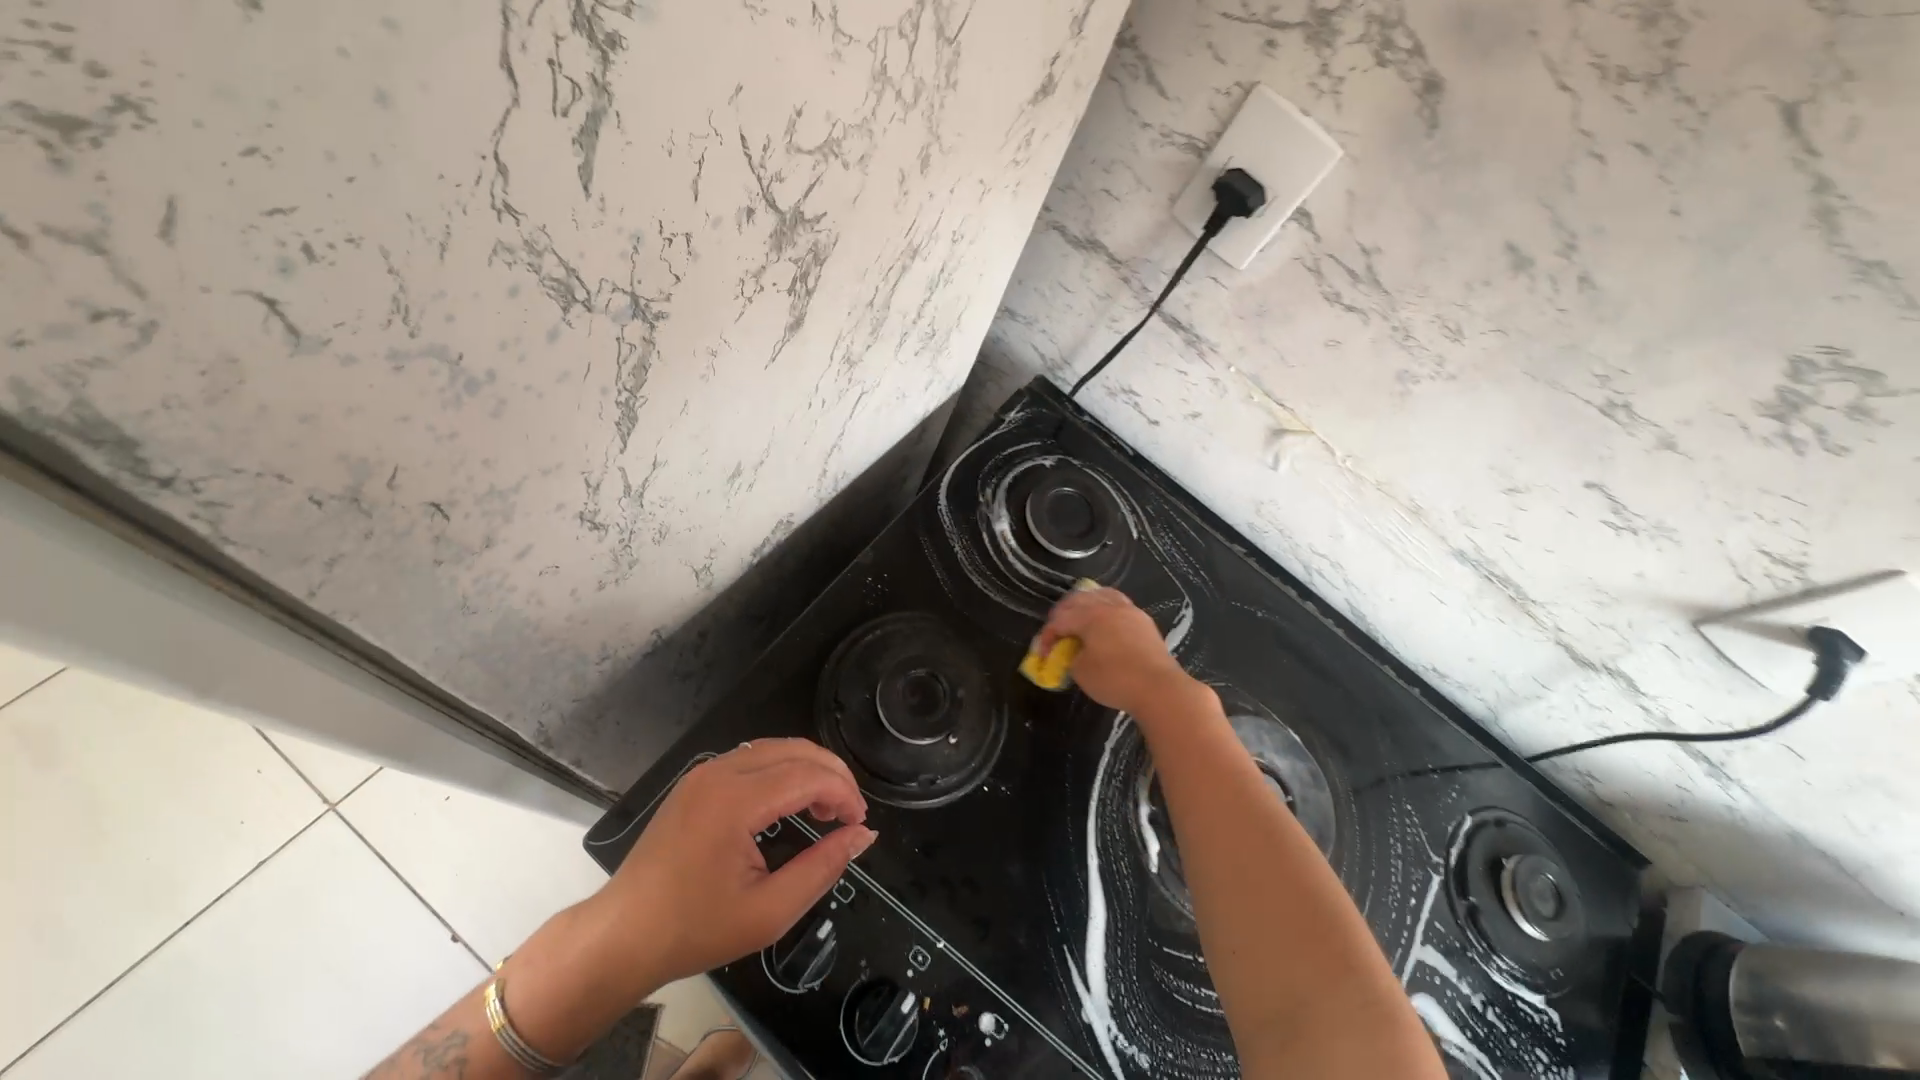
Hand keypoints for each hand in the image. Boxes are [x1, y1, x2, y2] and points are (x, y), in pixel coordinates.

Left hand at [595, 738, 875, 986]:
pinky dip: (783, 771)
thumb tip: (862, 835)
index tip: (860, 824)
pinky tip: (792, 802)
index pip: (808, 775)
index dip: (844, 793)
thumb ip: (822, 867)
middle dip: (832, 775)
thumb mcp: (770, 911)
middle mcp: (718, 774)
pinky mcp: (695, 783)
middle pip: (794, 750)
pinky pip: (751, 759)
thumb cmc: (695, 929)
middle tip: (850, 814)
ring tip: (827, 810)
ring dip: (808, 769)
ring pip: (774, 748)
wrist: (623, 936)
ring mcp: (702, 774)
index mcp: (734, 801)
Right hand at [1036, 586, 1200, 714]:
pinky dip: (1105, 609)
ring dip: (1086, 605)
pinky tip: (1104, 623)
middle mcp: (1109, 606)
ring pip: (1102, 596)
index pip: (1060, 619)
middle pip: (1079, 599)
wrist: (1159, 688)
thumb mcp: (1081, 672)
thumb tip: (1072, 652)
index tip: (1042, 653)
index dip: (1047, 636)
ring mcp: (1130, 611)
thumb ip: (1070, 657)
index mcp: (1090, 616)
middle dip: (1063, 614)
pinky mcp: (1144, 622)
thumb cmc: (1115, 680)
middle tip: (1056, 632)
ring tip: (1079, 619)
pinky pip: (1118, 605)